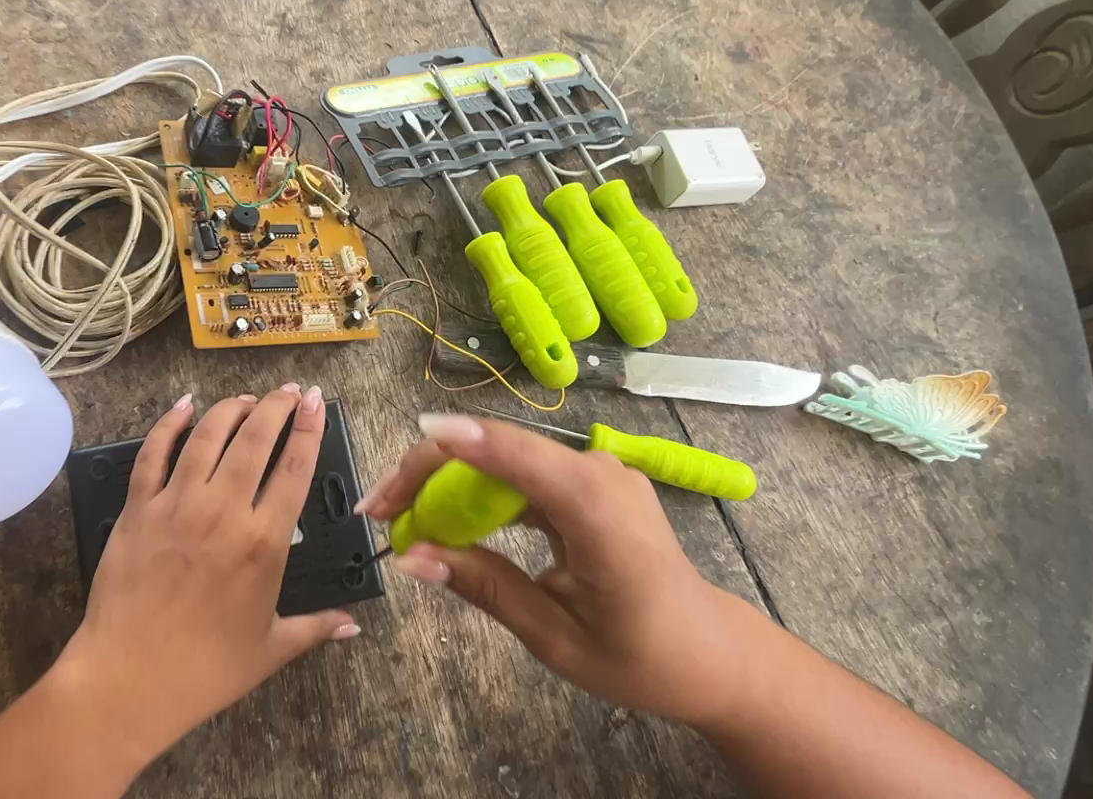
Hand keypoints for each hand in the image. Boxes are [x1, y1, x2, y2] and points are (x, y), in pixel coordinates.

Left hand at [53, 383, 360, 762]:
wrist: (129, 680)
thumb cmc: (206, 669)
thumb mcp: (270, 650)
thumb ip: (316, 627)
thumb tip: (356, 625)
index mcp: (263, 542)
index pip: (295, 468)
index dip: (310, 429)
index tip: (317, 403)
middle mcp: (223, 511)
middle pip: (255, 438)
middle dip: (277, 406)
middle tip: (290, 391)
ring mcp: (177, 504)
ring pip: (208, 435)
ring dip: (231, 408)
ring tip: (247, 398)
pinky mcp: (138, 507)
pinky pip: (154, 453)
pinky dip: (169, 424)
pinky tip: (184, 406)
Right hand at [358, 413, 758, 728]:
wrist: (713, 654)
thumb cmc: (643, 657)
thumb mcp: (555, 637)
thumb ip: (483, 587)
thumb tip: (410, 558)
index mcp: (599, 511)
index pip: (523, 457)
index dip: (466, 440)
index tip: (414, 435)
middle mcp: (597, 474)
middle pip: (498, 452)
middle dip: (431, 473)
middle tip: (378, 512)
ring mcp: (593, 472)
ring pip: (502, 461)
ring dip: (447, 483)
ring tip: (399, 516)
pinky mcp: (585, 481)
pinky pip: (519, 475)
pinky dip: (477, 493)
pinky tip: (444, 517)